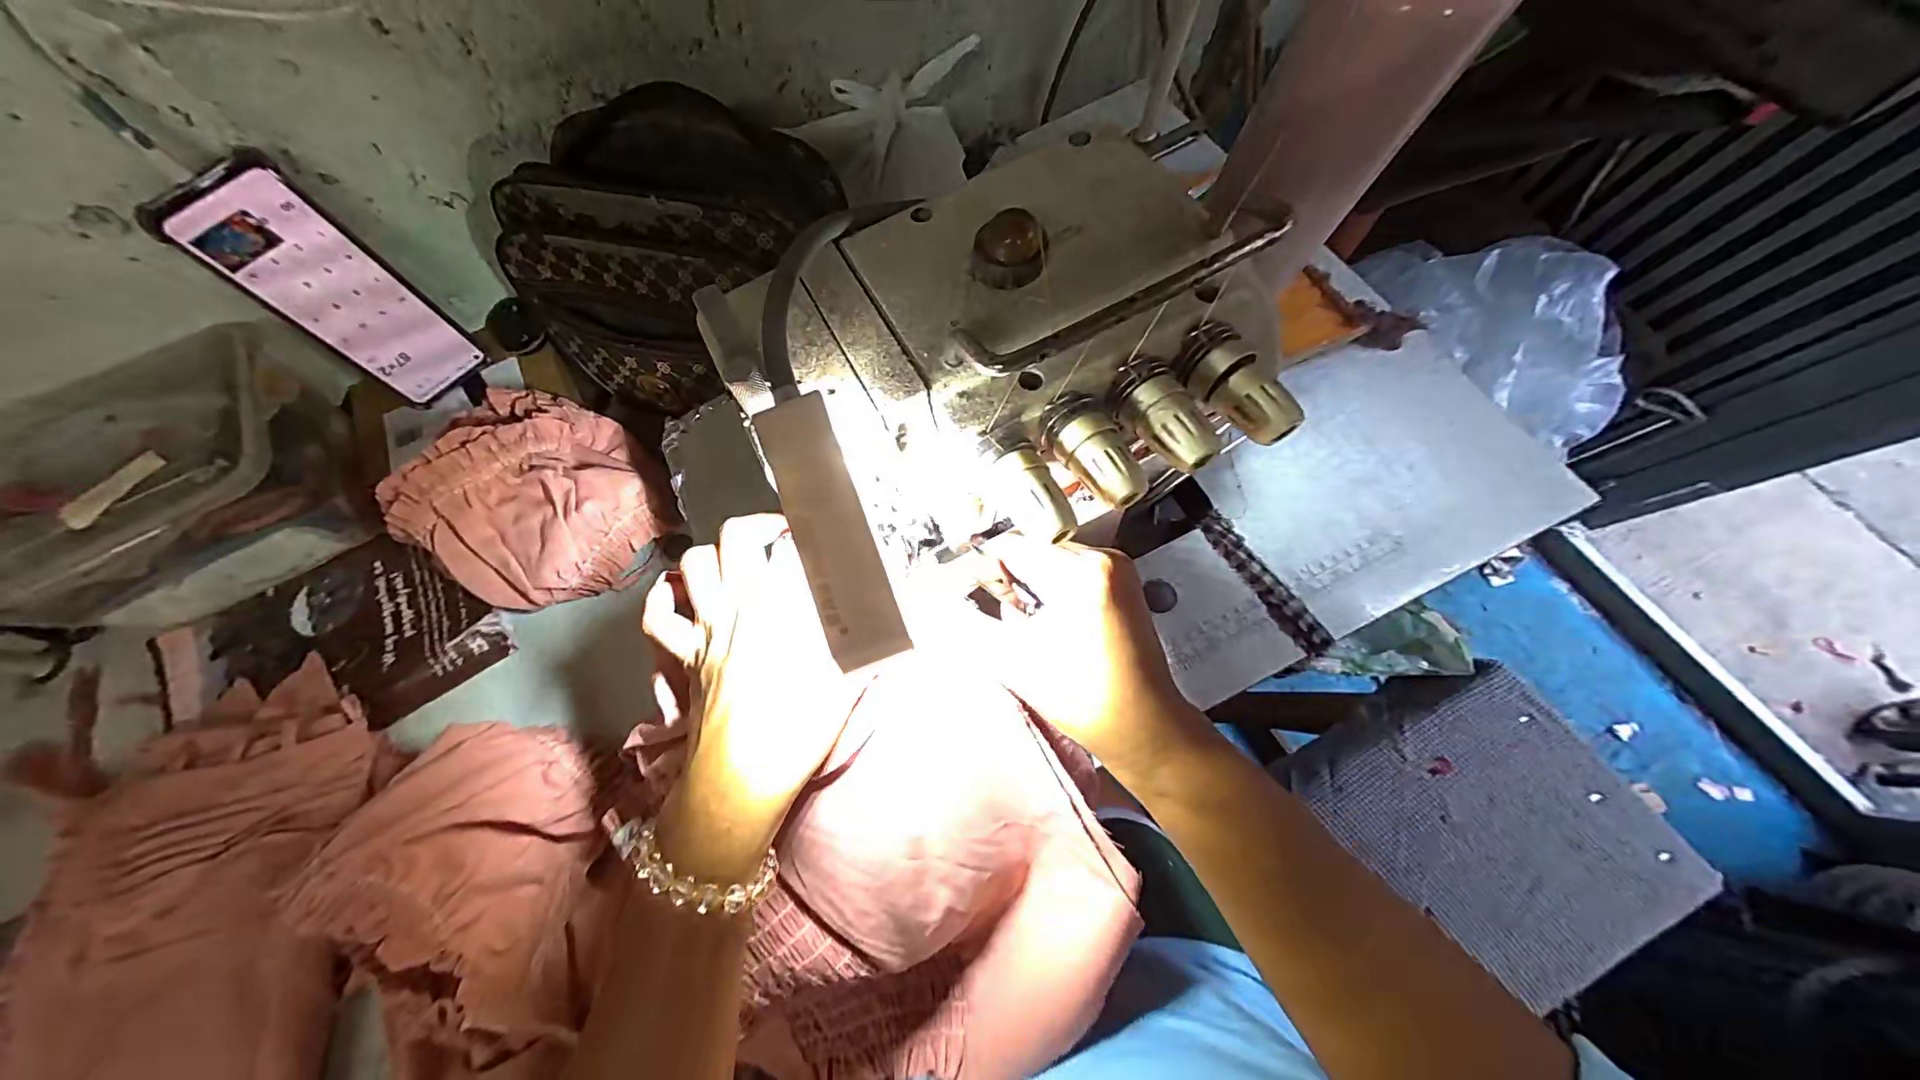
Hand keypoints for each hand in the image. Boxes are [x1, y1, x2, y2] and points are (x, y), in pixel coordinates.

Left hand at [642, 514, 859, 879]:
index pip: (785, 545)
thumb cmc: (797, 728)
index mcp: (777, 606)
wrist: (740, 780)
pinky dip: (664, 599)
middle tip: (776, 538)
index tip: (815, 533)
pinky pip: (656, 619)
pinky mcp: (683, 659)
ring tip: (734, 562)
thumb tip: (901, 620)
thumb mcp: (847, 678)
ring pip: (691, 567)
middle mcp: (736, 606)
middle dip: (754, 527)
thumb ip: (870, 642)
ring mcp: (703, 631)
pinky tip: (680, 596)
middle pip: (730, 539)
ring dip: (711, 555)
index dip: (800, 528)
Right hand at [940, 531, 1212, 780]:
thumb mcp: (1012, 659)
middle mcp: (1106, 557)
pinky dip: (1055, 598)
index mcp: (1083, 569)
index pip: (1013, 548)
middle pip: (1034, 554)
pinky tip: (1054, 631)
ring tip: (1033, 633)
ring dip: (1033, 593)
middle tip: (1009, 625)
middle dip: (1012, 586)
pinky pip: (1073, 577)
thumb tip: (942, 601)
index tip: (973, 598)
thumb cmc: (1081, 697)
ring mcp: (1119, 570)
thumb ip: (969, 624)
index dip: (986, 572)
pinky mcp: (1124, 587)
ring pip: (1051, 566)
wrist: (1144, 727)